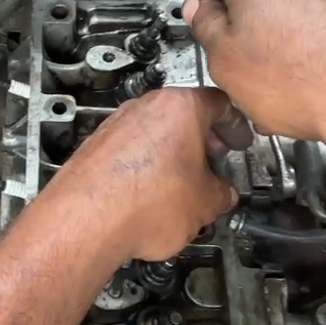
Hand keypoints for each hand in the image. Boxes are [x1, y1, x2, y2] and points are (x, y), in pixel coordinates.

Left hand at [38, 88, 236, 261]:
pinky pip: (129, 152)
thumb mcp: (204, 203)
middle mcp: (144, 108)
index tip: (238, 140)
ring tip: (181, 187)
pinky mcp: (95, 148)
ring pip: (153, 134)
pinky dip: (144, 167)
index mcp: (180, 107)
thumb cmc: (141, 203)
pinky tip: (149, 195)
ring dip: (171, 156)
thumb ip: (221, 193)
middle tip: (214, 163)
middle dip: (202, 142)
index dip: (235, 126)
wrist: (87, 220)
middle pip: (183, 116)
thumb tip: (222, 195)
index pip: (219, 104)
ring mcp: (115, 126)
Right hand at [185, 0, 325, 149]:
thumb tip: (197, 6)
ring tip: (273, 93)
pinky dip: (305, 63)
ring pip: (286, 27)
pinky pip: (315, 43)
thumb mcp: (223, 58)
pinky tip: (303, 94)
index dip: (210, 3)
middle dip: (245, 35)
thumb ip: (206, 26)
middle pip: (257, 4)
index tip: (205, 29)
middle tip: (237, 71)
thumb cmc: (289, 80)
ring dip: (275, 53)